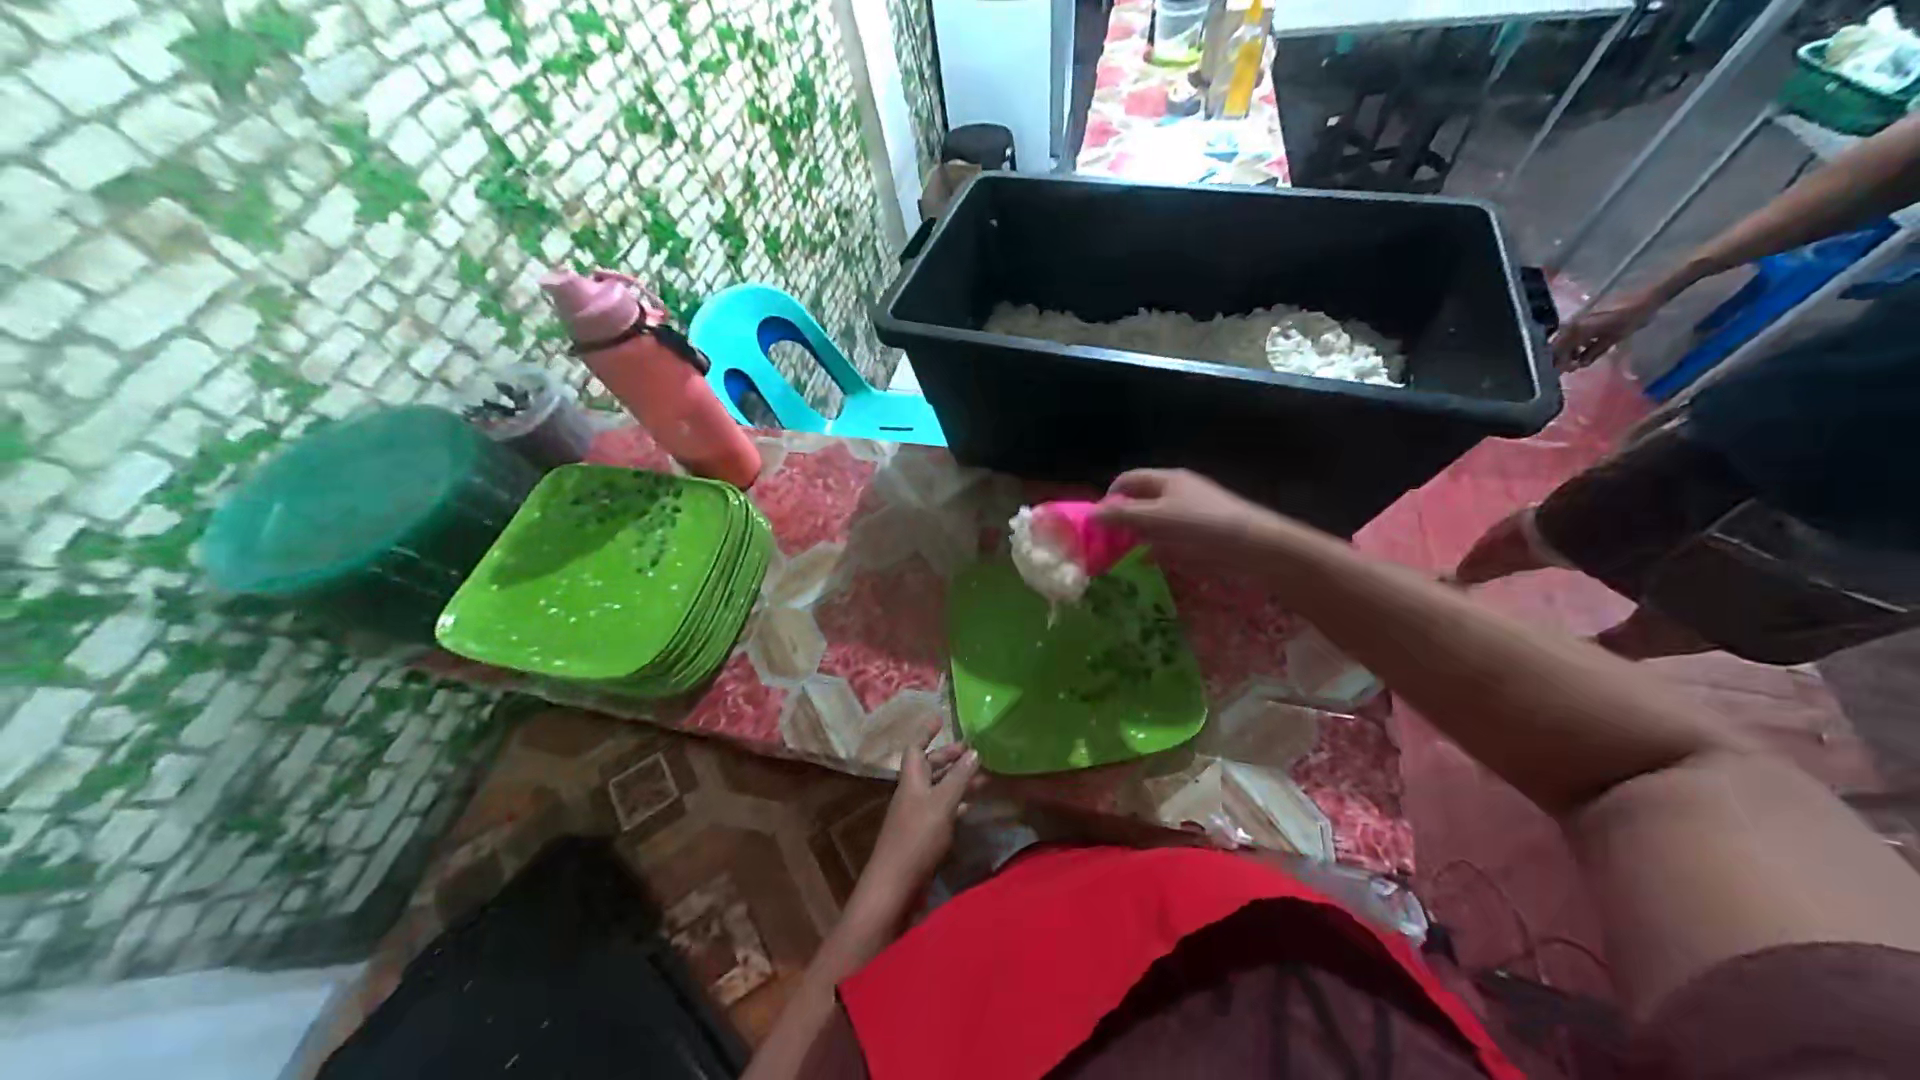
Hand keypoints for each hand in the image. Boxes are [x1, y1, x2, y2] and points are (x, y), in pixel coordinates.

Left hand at [856, 722, 981, 908]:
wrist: (895, 885)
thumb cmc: (917, 838)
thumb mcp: (942, 803)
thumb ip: (958, 778)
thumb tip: (974, 752)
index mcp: (911, 780)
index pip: (916, 747)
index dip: (926, 732)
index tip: (940, 719)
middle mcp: (912, 793)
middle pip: (929, 767)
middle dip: (949, 756)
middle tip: (974, 751)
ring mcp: (916, 815)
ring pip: (938, 788)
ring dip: (957, 780)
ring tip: (983, 776)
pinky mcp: (923, 835)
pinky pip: (942, 810)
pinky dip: (957, 803)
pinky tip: (972, 807)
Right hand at [1095, 468, 1280, 563]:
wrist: (1253, 544)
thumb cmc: (1200, 525)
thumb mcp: (1156, 518)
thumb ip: (1121, 516)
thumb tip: (1089, 514)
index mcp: (1166, 479)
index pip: (1128, 479)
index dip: (1110, 496)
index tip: (1098, 521)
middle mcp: (1178, 490)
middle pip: (1141, 499)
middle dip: (1124, 518)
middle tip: (1109, 541)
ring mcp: (1192, 510)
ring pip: (1156, 519)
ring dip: (1140, 534)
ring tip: (1127, 554)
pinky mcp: (1203, 530)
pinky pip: (1172, 535)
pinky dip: (1160, 545)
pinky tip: (1155, 560)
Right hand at [1553, 286, 1662, 371]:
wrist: (1643, 302)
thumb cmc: (1628, 321)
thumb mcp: (1611, 339)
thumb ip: (1592, 352)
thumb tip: (1579, 365)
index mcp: (1576, 330)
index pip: (1557, 350)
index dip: (1560, 362)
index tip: (1568, 370)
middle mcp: (1571, 326)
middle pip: (1557, 346)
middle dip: (1562, 358)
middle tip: (1572, 367)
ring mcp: (1576, 323)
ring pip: (1563, 341)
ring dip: (1568, 352)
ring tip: (1578, 360)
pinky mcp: (1583, 321)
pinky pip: (1571, 336)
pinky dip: (1574, 345)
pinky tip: (1584, 349)